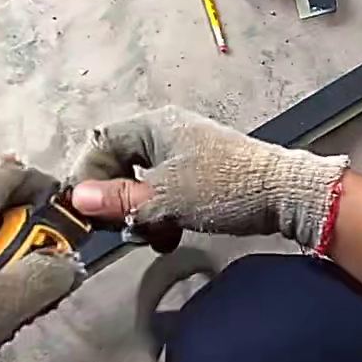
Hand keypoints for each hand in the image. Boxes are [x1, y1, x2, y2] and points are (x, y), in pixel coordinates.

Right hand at [68, 107, 347, 248]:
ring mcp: (187, 154)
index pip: (102, 144)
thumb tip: (76, 198)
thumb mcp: (165, 197)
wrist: (285, 194)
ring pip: (146, 184)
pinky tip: (170, 234)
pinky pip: (169, 192)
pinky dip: (163, 213)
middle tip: (122, 227)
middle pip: (122, 165)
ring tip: (153, 235)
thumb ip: (119, 199)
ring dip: (143, 212)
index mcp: (155, 127)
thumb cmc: (224, 187)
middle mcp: (169, 134)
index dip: (89, 177)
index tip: (86, 211)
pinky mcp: (203, 174)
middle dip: (119, 200)